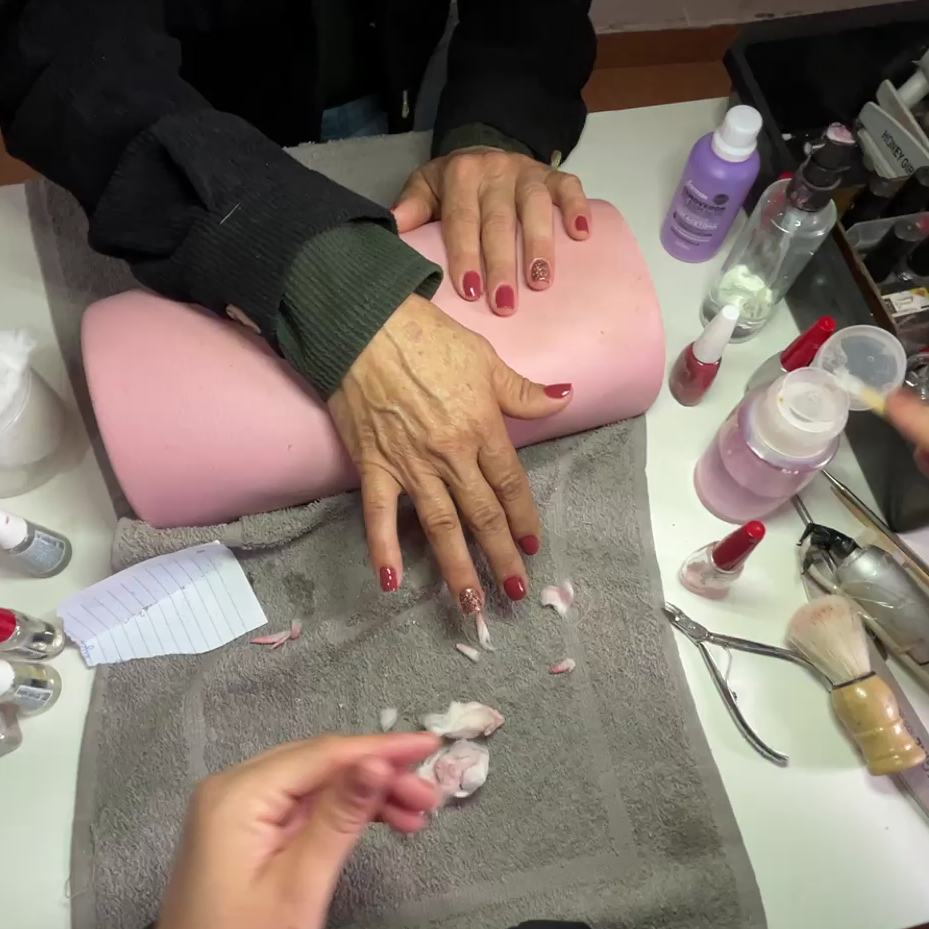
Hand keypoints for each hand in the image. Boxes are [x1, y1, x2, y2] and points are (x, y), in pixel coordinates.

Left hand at [142, 733, 444, 928]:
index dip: (381, 748)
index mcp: (238, 794)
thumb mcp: (300, 886)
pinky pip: (303, 804)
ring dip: (367, 794)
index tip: (431, 745)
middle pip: (322, 764)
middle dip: (380, 774)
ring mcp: (238, 808)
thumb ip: (340, 816)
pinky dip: (343, 812)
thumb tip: (378, 760)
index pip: (323, 754)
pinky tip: (384, 822)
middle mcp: (234, 787)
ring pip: (317, 782)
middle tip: (431, 796)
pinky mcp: (246, 830)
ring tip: (419, 813)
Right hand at [329, 294, 570, 609]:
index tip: (533, 545)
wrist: (363, 326)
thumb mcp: (486, 359)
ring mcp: (411, 465)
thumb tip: (565, 396)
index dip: (524, 517)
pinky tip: (390, 583)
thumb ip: (524, 390)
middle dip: (501, 556)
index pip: (511, 484)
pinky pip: (378, 516)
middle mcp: (451, 456)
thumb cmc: (426, 337)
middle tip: (516, 592)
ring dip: (457, 567)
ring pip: (441, 525)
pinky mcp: (374, 466)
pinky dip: (384, 549)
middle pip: (483, 514)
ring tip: (470, 602)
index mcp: (482, 429)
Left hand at [393, 147, 591, 314]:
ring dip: (539, 246)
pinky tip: (582, 235)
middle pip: (498, 221)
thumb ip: (412, 207)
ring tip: (542, 282)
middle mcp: (495, 170)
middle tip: (505, 305)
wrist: (482, 152)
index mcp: (461, 175)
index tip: (470, 291)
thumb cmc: (453, 186)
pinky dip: (577, 208)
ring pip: (535, 207)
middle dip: (502, 264)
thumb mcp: (426, 189)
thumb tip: (391, 227)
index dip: (465, 255)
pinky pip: (569, 186)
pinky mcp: (552, 174)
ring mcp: (527, 172)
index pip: (462, 219)